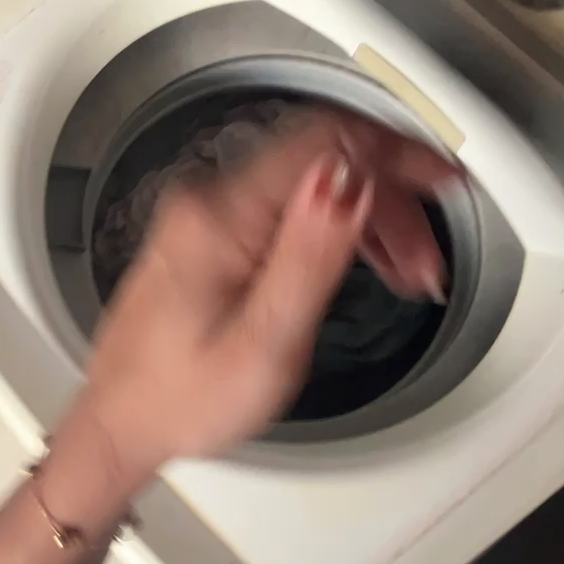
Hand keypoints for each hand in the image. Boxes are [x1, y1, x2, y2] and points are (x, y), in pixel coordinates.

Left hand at [59, 105, 461, 484]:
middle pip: (321, 162)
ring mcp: (203, 216)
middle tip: (426, 263)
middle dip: (390, 202)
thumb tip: (350, 179)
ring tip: (406, 275)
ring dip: (367, 219)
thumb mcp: (263, 344)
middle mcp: (206, 202)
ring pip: (308, 185)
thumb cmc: (181, 400)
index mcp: (218, 218)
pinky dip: (331, 229)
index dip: (395, 152)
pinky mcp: (207, 234)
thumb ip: (310, 256)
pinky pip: (284, 209)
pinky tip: (357, 263)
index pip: (324, 142)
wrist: (121, 421)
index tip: (443, 181)